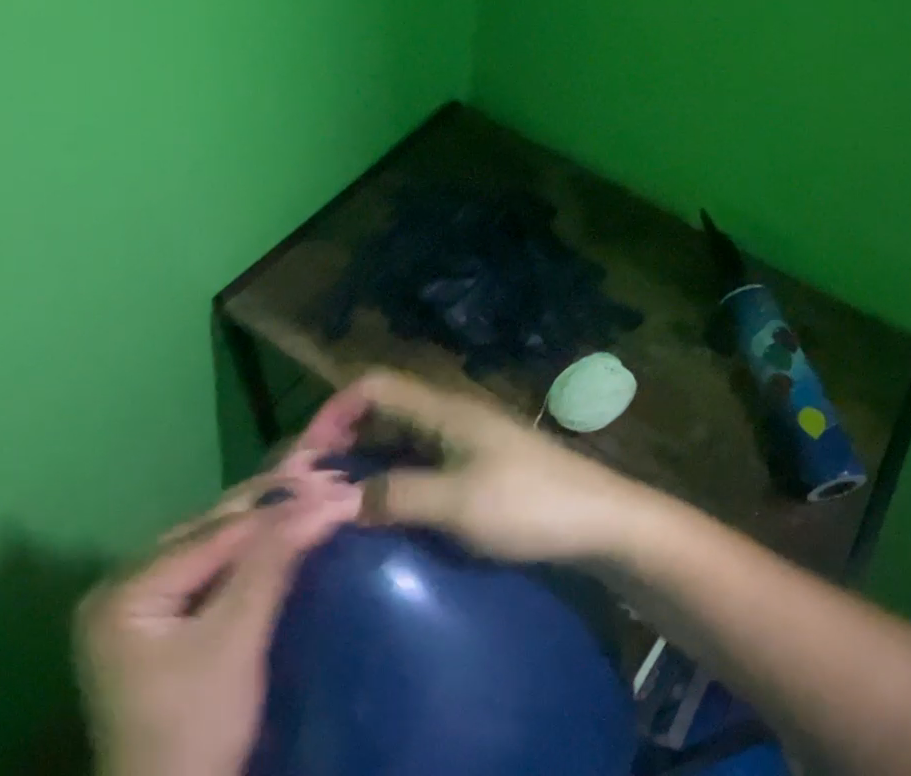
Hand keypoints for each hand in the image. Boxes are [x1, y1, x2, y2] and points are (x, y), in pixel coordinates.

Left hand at [76, 465, 358, 775]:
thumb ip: (272, 564)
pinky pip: (205, 570)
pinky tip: (279, 528)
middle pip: (206, 530)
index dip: (275, 506)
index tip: (332, 481)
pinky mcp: (156, 625)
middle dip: (267, 501)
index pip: (213, 533)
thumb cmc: (197, 728)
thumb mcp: (236, 641)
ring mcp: (135, 607)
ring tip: (310, 486)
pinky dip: (246, 549)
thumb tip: (326, 497)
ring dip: (260, 519)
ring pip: (208, 545)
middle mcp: (120, 587)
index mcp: (125, 591)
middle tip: (324, 470)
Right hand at [299, 370, 659, 564]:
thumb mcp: (458, 503)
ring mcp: (468, 445)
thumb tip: (332, 500)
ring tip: (337, 507)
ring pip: (401, 443)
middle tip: (310, 489)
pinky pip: (422, 467)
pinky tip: (385, 518)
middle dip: (341, 443)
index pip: (373, 386)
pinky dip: (394, 484)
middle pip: (382, 413)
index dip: (332, 412)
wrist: (605, 524)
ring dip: (366, 467)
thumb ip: (395, 496)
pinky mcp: (480, 472)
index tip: (305, 459)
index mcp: (445, 410)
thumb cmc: (532, 505)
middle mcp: (451, 418)